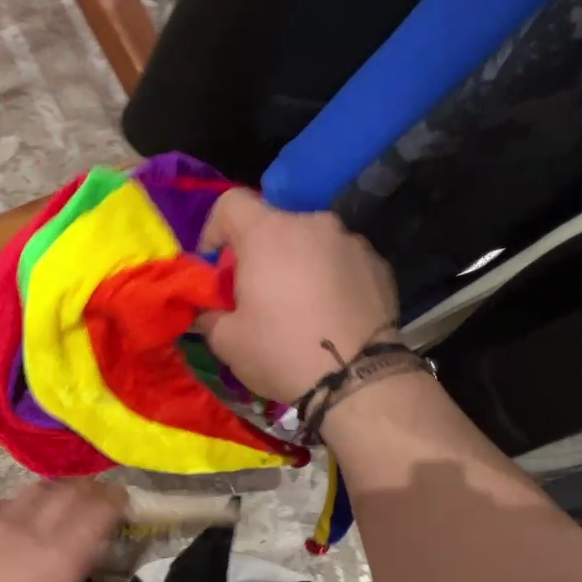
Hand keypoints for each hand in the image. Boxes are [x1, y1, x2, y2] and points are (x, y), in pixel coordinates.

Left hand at [0, 481, 125, 581]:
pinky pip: (8, 500)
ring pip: (40, 488)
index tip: (121, 501)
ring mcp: (3, 515)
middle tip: (96, 496)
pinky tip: (18, 519)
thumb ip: (73, 568)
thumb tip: (85, 546)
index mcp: (62, 553)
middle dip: (89, 490)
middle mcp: (36, 525)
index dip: (114, 501)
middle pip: (72, 490)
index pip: (99, 509)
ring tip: (60, 501)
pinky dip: (21, 506)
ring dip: (56, 492)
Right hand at [196, 189, 400, 403]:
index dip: (214, 230)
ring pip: (309, 243)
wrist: (355, 377)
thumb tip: (204, 309)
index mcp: (268, 234)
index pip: (231, 203)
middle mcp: (312, 224)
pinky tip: (327, 315)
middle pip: (273, 225)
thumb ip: (208, 314)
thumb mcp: (225, 341)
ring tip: (295, 307)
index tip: (215, 267)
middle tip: (254, 295)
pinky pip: (339, 261)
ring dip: (295, 265)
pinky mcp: (377, 262)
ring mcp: (350, 241)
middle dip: (257, 254)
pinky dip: (327, 278)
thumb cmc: (279, 352)